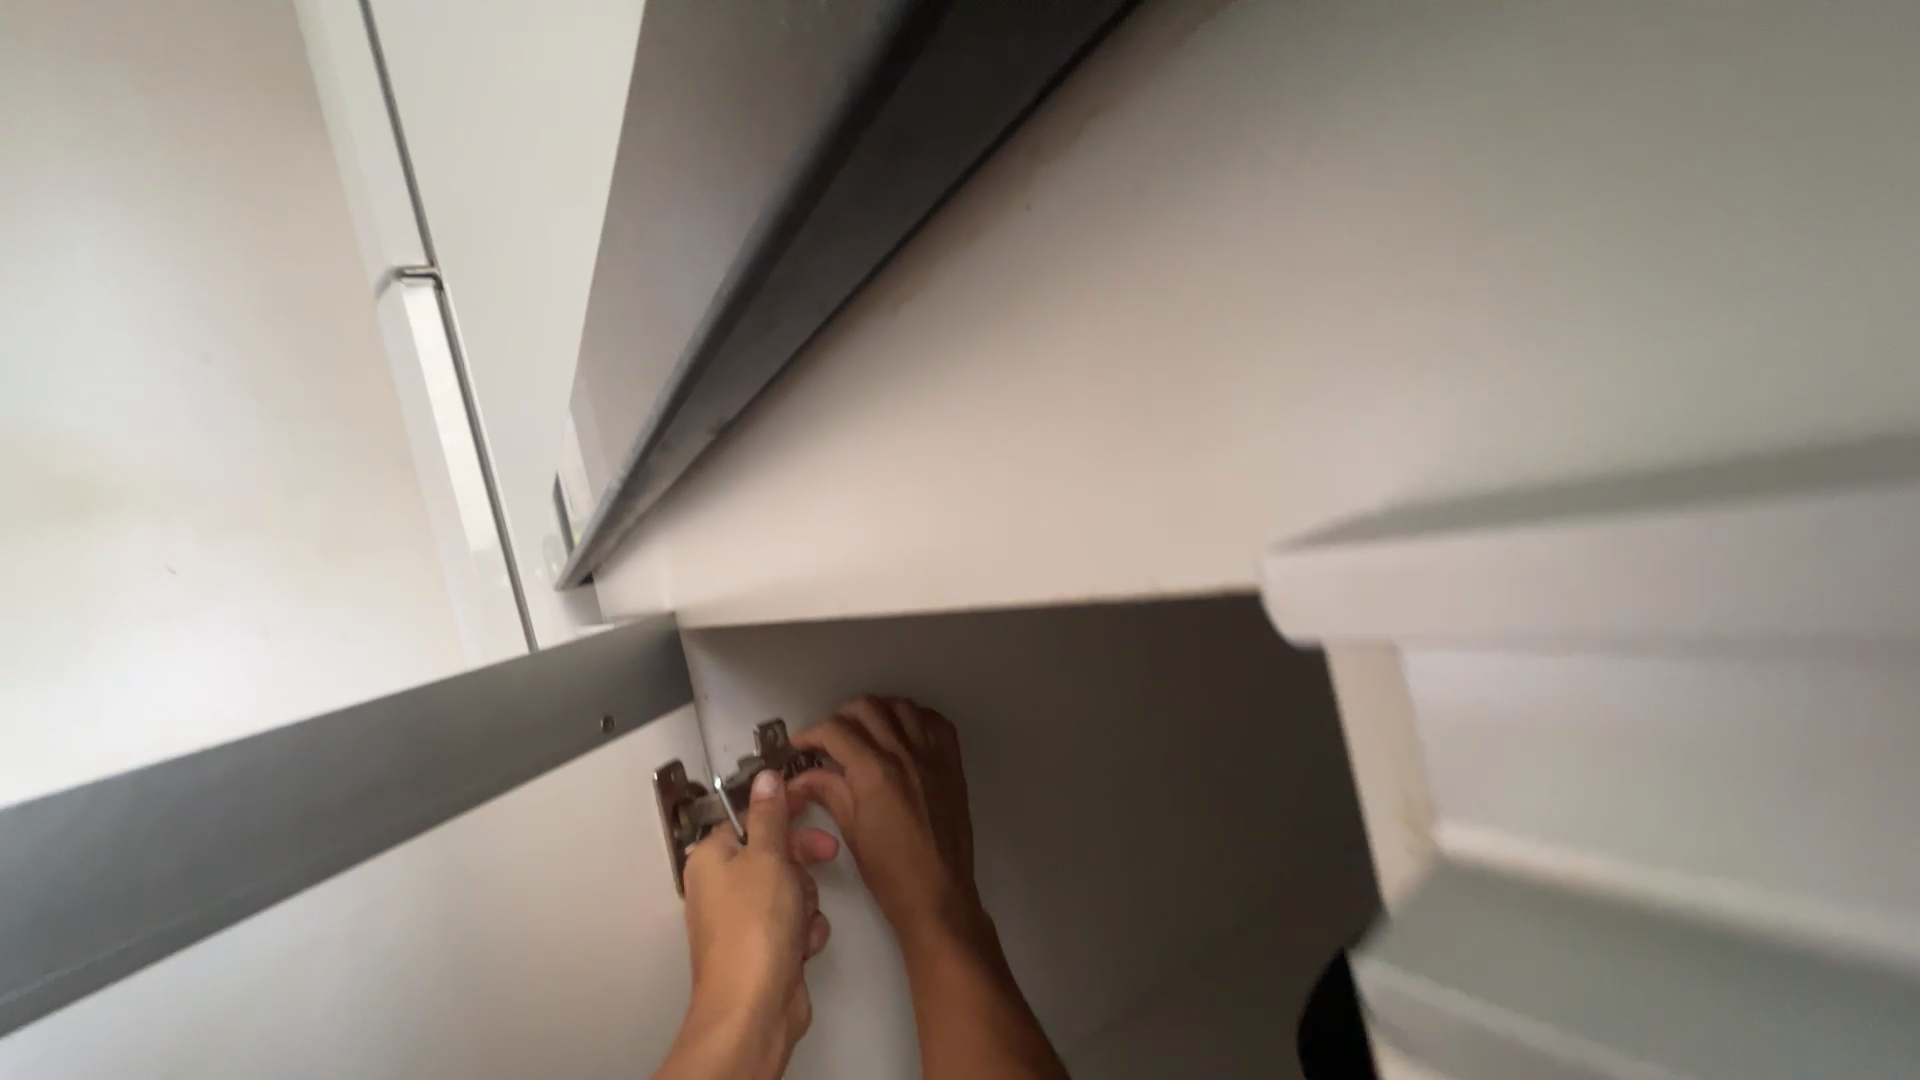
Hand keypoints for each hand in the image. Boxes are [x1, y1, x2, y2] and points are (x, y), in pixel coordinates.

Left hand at [656, 770, 839, 1079]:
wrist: (754, 1008)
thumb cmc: (753, 930)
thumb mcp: (768, 856)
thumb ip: (770, 814)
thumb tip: (765, 778)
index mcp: (712, 858)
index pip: (751, 816)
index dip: (783, 810)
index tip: (810, 802)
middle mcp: (723, 886)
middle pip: (775, 851)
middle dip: (802, 861)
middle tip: (825, 854)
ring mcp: (744, 918)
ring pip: (792, 886)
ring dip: (806, 899)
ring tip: (800, 919)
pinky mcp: (765, 946)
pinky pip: (796, 920)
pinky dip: (805, 929)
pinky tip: (802, 944)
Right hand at [790, 696, 986, 949]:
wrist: (938, 894)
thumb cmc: (888, 871)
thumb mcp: (850, 830)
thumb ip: (828, 791)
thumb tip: (800, 776)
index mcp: (875, 771)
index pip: (835, 731)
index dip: (811, 733)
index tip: (800, 745)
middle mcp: (904, 752)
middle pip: (867, 707)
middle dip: (841, 716)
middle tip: (830, 737)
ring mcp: (932, 754)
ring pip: (902, 706)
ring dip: (878, 711)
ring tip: (865, 730)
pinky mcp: (952, 762)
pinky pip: (935, 722)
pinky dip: (915, 718)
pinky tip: (902, 733)